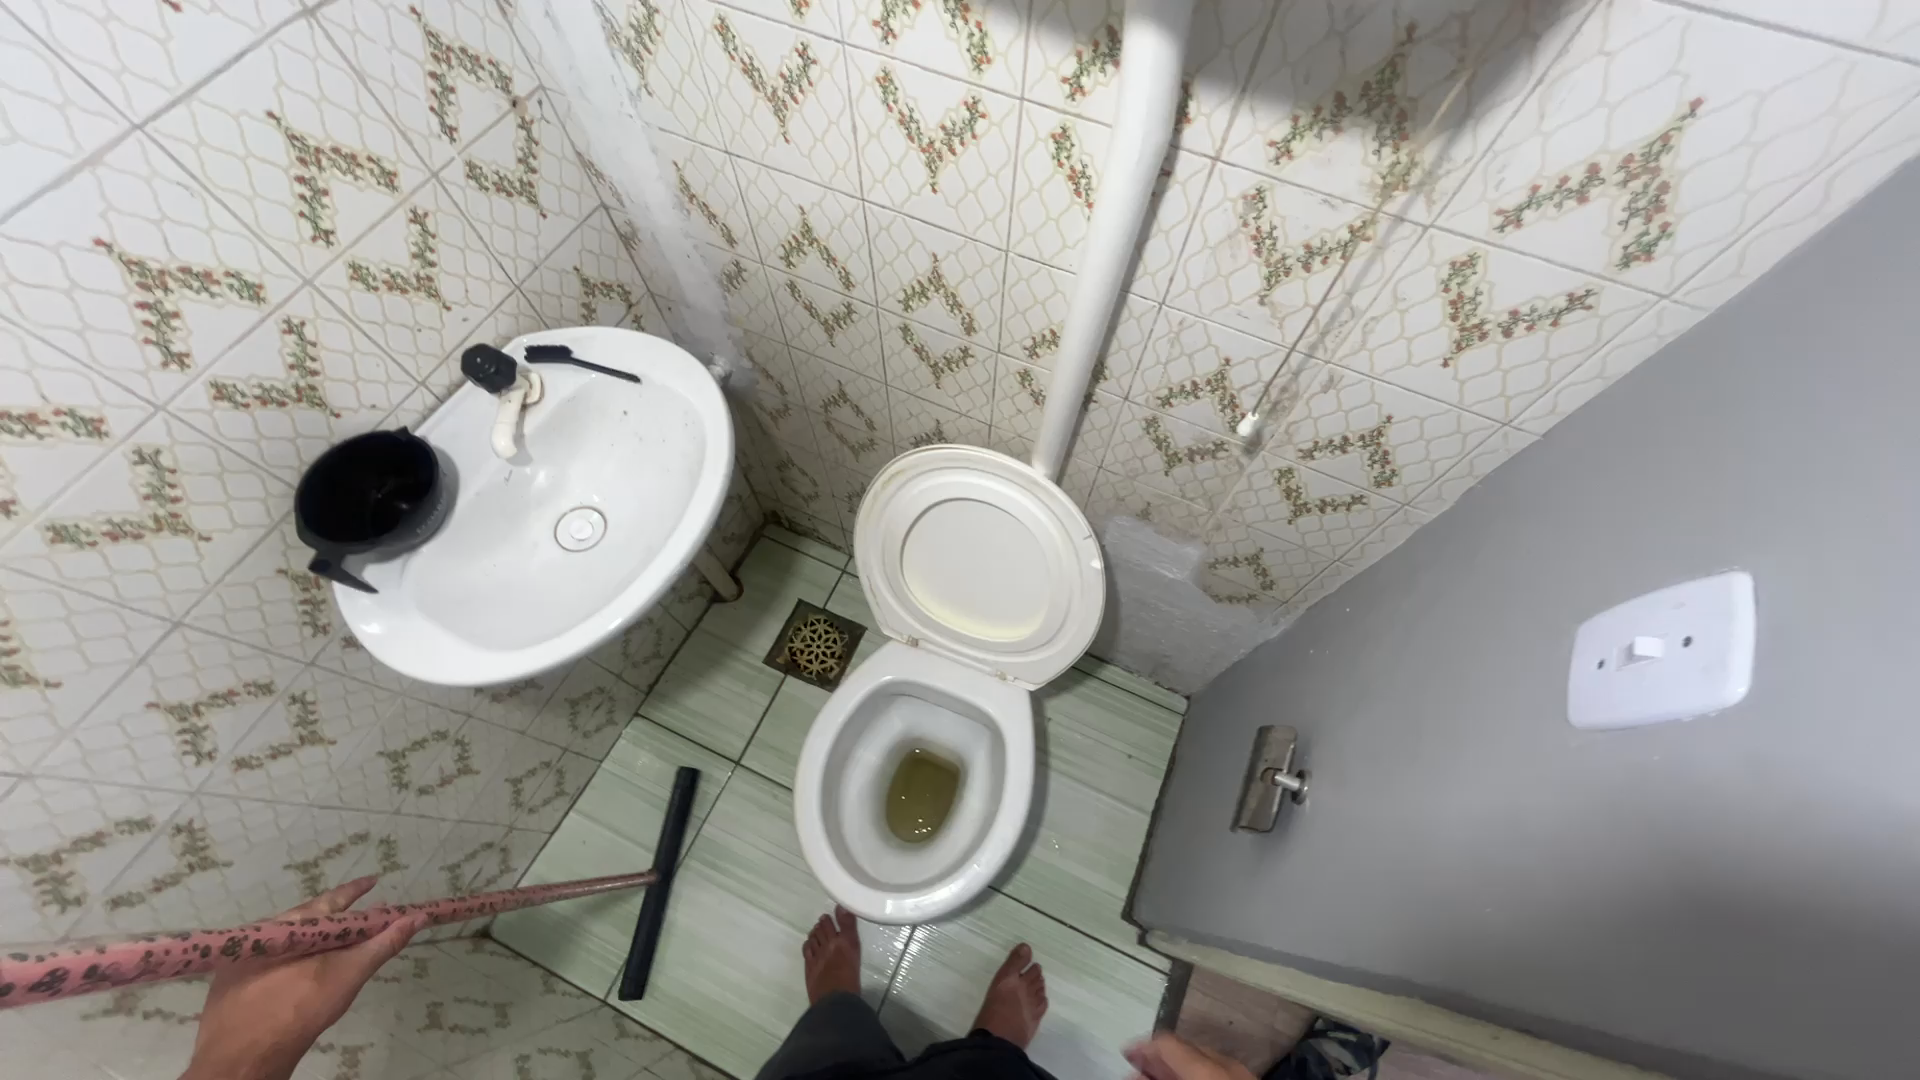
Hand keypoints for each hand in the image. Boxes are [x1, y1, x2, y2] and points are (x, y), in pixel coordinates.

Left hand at [181, 877, 425, 1079]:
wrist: (242, 1064)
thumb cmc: (300, 1009)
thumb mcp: (351, 973)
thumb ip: (384, 942)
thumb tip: (418, 916)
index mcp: (288, 926)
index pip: (331, 900)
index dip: (356, 891)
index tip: (374, 881)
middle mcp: (261, 937)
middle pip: (310, 920)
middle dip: (340, 918)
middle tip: (366, 920)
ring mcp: (240, 962)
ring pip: (292, 941)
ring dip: (319, 940)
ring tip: (341, 946)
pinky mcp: (230, 986)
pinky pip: (273, 960)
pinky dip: (297, 958)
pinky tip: (308, 970)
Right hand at [1125, 1033, 1259, 1079]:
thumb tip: (1133, 1075)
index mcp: (1208, 1068)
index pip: (1167, 1042)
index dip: (1142, 1047)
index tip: (1125, 1055)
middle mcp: (1227, 1064)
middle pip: (1185, 1049)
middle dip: (1159, 1059)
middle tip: (1138, 1071)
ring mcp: (1244, 1076)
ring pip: (1202, 1061)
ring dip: (1177, 1069)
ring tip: (1159, 1079)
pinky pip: (1218, 1073)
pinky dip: (1196, 1075)